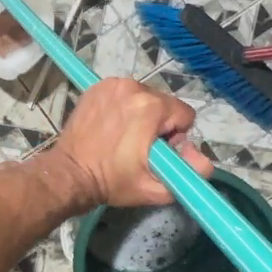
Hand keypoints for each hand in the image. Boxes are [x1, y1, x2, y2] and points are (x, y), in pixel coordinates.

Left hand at [44, 78, 212, 207]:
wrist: (70, 174)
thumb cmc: (113, 181)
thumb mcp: (158, 187)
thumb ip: (192, 172)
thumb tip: (200, 155)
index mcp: (150, 106)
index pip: (184, 114)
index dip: (175, 137)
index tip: (156, 151)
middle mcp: (132, 87)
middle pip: (164, 105)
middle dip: (158, 125)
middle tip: (138, 148)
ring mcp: (110, 85)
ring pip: (144, 98)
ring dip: (141, 116)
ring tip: (123, 139)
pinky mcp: (95, 87)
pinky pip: (123, 95)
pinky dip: (122, 109)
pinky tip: (110, 128)